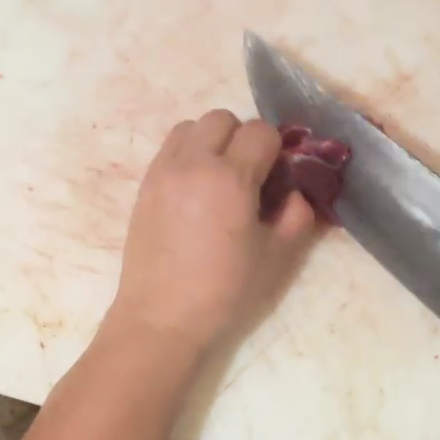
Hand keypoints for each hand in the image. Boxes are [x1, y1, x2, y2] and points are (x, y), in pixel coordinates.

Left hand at [105, 111, 317, 352]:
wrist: (160, 319)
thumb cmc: (222, 293)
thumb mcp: (275, 258)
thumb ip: (296, 216)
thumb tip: (295, 192)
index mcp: (229, 178)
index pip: (261, 132)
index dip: (275, 153)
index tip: (276, 181)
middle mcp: (192, 164)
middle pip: (223, 119)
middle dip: (241, 139)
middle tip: (247, 178)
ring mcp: (162, 173)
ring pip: (190, 128)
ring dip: (210, 143)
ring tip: (217, 181)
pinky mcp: (143, 188)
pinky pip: (168, 151)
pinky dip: (185, 158)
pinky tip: (194, 193)